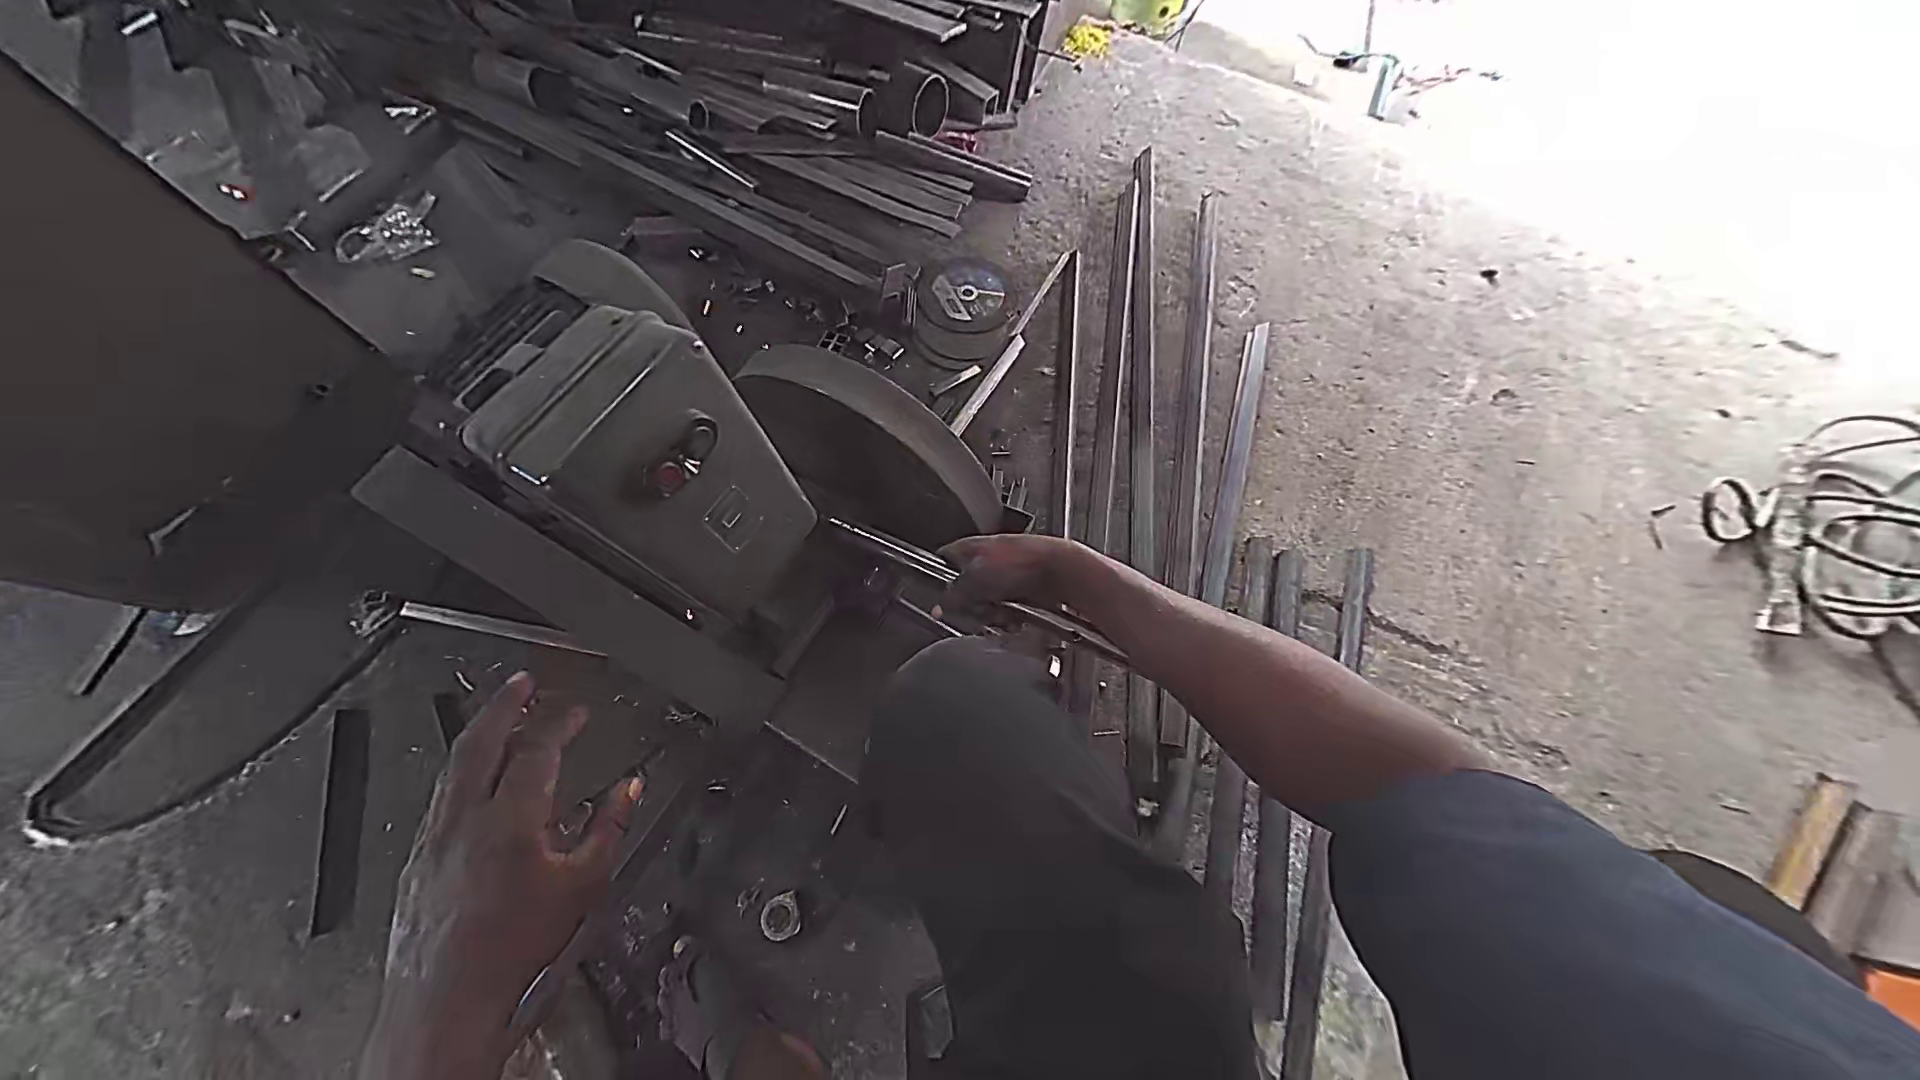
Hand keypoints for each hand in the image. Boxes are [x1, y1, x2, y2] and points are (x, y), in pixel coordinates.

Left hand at [360, 673, 640, 1079]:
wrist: (445, 1002)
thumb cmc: (514, 947)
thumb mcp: (585, 883)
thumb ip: (610, 826)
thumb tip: (629, 789)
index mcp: (509, 823)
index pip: (536, 752)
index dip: (560, 724)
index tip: (577, 712)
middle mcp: (463, 822)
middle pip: (479, 743)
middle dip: (504, 704)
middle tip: (521, 682)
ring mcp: (433, 837)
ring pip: (453, 765)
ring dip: (481, 731)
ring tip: (502, 714)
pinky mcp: (418, 856)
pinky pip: (441, 793)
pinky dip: (463, 766)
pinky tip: (477, 771)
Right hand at [937, 533, 1085, 612]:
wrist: (1060, 570)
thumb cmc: (1021, 561)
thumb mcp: (974, 580)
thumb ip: (953, 595)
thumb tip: (939, 606)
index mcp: (970, 547)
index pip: (943, 562)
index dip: (940, 581)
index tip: (944, 600)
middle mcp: (986, 560)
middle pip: (964, 591)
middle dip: (972, 607)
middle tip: (980, 609)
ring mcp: (1005, 575)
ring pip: (985, 604)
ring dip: (992, 615)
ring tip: (1003, 615)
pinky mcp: (1021, 591)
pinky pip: (1005, 611)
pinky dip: (1008, 618)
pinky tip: (1015, 618)